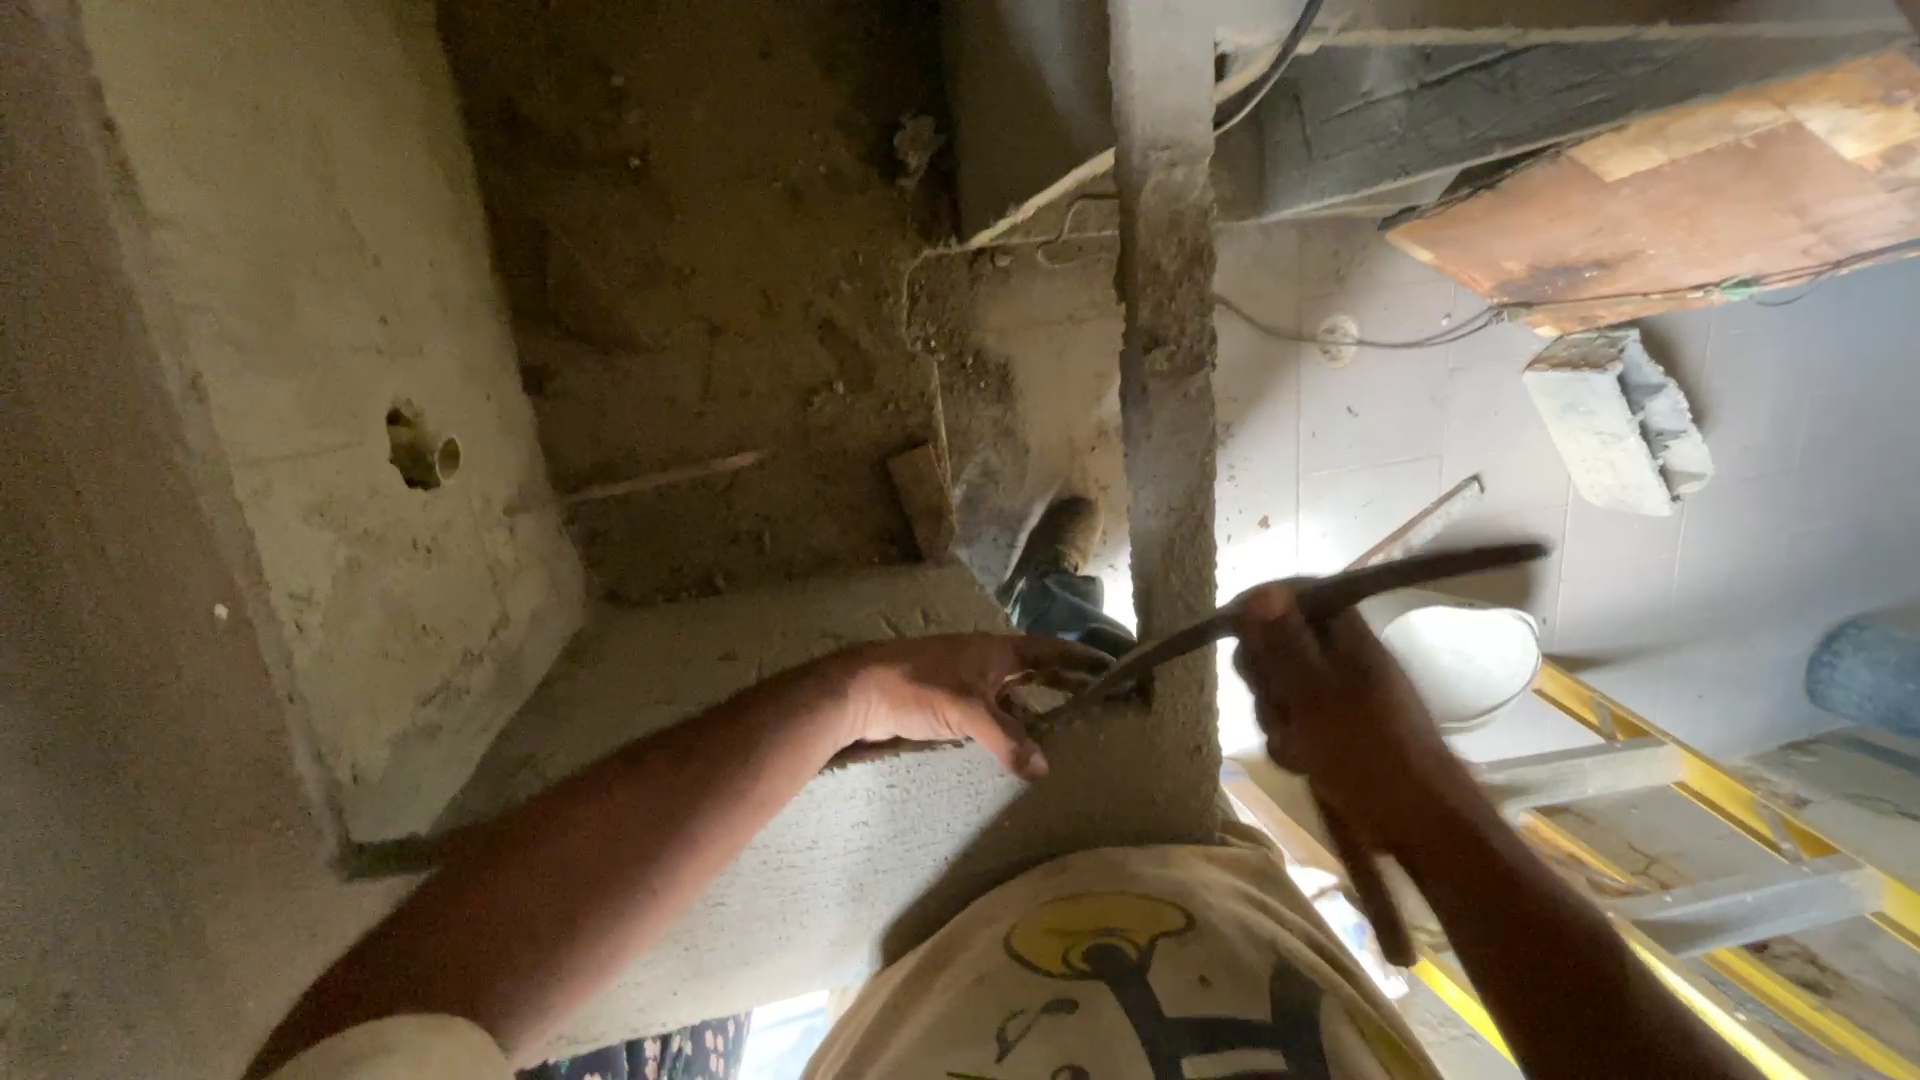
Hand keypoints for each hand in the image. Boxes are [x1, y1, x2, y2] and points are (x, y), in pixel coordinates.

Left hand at [836, 634, 1111, 780]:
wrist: (858, 690)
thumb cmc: (917, 688)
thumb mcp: (967, 711)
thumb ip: (1006, 738)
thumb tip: (1042, 769)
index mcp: (995, 651)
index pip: (1049, 649)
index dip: (1079, 656)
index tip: (1111, 664)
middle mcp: (985, 661)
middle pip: (1034, 670)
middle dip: (1063, 682)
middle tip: (1096, 698)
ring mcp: (965, 680)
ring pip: (1010, 693)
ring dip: (1034, 707)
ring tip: (1063, 728)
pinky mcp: (946, 700)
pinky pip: (990, 711)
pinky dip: (1007, 724)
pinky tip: (1014, 743)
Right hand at [1233, 584, 1481, 853]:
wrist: (1417, 824)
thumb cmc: (1369, 752)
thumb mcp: (1317, 695)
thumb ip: (1285, 644)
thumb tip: (1260, 592)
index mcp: (1347, 636)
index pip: (1294, 596)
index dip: (1259, 608)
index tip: (1231, 630)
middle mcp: (1340, 657)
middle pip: (1275, 643)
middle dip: (1264, 676)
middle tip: (1277, 700)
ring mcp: (1336, 694)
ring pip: (1277, 686)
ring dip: (1275, 715)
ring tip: (1298, 742)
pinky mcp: (1331, 727)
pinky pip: (1289, 720)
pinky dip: (1289, 740)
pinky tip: (1303, 761)